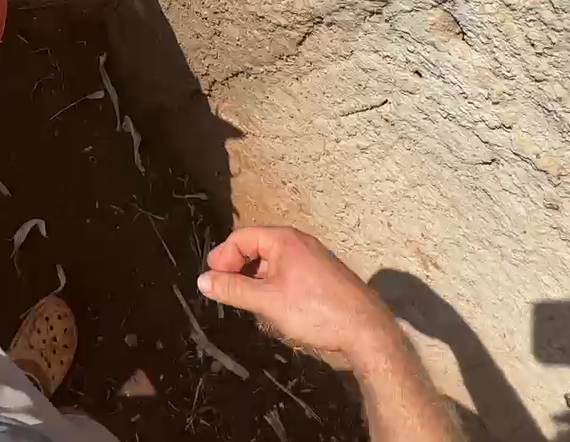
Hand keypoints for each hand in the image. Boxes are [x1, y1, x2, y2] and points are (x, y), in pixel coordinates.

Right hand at [198, 226, 391, 368]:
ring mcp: (313, 258)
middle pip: (257, 248)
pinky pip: (289, 272)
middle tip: (226, 290)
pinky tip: (274, 307)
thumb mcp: (267, 301)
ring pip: (273, 262)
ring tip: (248, 301)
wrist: (366, 331)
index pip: (241, 238)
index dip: (223, 257)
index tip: (211, 279)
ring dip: (257, 279)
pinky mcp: (323, 275)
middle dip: (239, 268)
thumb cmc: (314, 310)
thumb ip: (233, 289)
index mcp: (283, 239)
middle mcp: (298, 242)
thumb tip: (202, 280)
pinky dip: (275, 284)